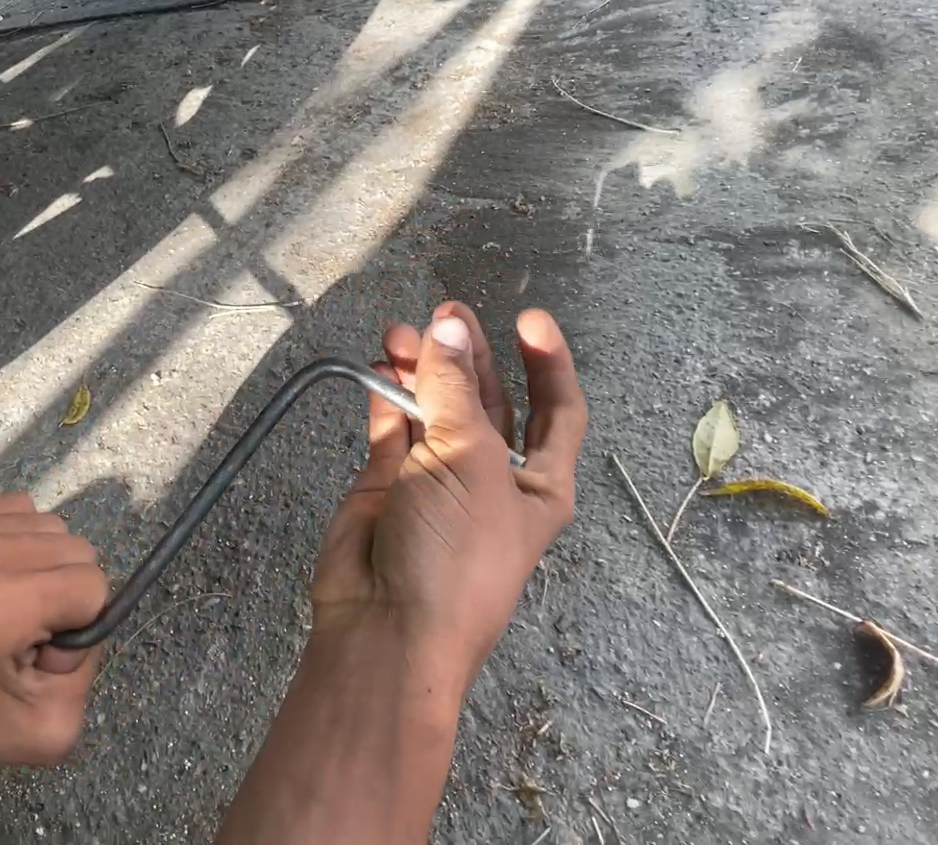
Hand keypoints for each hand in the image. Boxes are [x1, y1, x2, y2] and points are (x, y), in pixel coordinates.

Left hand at [0, 493, 106, 773]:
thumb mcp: (41, 731)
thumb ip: (89, 675)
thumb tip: (85, 623)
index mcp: (4, 604)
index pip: (94, 584)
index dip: (78, 626)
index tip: (37, 654)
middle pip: (77, 549)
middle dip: (63, 592)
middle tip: (20, 632)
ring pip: (49, 525)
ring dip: (41, 564)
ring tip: (1, 603)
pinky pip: (15, 509)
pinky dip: (14, 540)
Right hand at [311, 302, 587, 693]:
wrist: (385, 625)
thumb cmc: (455, 553)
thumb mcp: (470, 464)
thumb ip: (453, 390)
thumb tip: (447, 329)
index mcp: (537, 482)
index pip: (558, 410)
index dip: (549, 362)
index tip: (528, 318)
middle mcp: (490, 475)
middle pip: (487, 399)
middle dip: (469, 354)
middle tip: (446, 312)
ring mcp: (436, 476)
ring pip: (433, 406)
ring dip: (420, 367)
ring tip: (402, 331)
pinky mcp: (388, 478)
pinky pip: (391, 424)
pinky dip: (385, 393)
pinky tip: (379, 363)